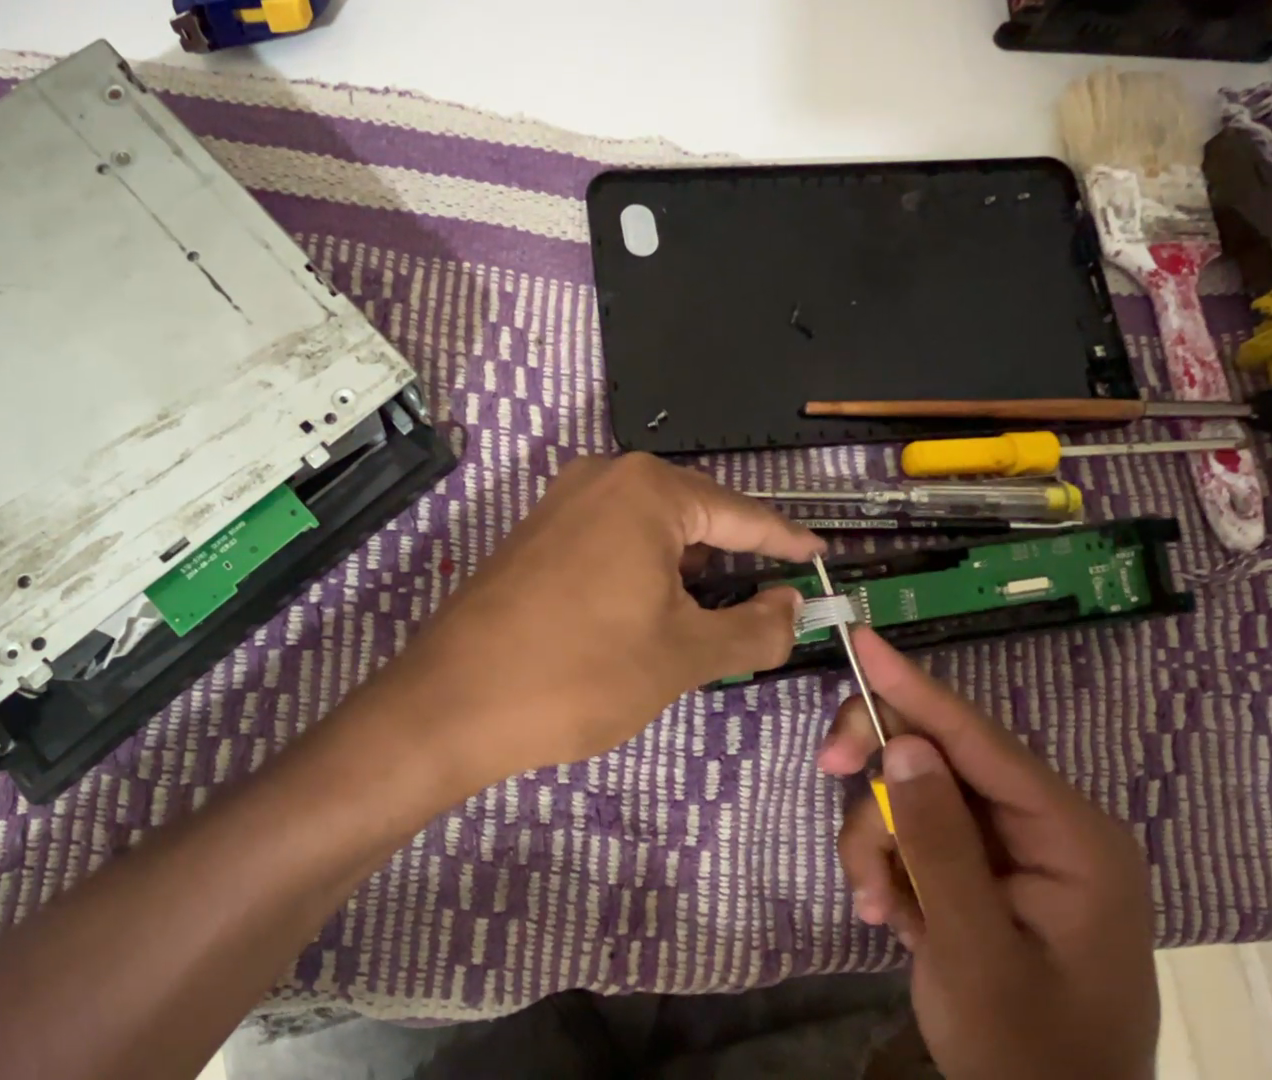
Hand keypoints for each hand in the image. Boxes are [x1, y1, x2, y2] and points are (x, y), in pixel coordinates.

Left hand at [359, 453, 822, 791]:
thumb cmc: (581, 672)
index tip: (820, 560)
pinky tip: (647, 618)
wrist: (451, 703)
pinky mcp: (532, 538)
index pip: (742, 514)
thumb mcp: (684, 656)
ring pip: (647, 534)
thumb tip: (793, 607)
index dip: (785, 543)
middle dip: (732, 563)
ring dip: (684, 575)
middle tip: (767, 609)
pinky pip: (607, 545)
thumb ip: (755, 628)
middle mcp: (600, 479)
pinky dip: (640, 576)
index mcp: (647, 490)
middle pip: (693, 517)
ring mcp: (558, 505)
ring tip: (709, 623)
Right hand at [821, 627, 1157, 1079]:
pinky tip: (890, 911)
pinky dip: (888, 864)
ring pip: (915, 797)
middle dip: (880, 775)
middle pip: (940, 758)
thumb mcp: (976, 952)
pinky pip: (917, 835)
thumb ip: (940, 845)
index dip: (914, 686)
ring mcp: (1013, 849)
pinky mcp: (984, 871)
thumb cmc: (1027, 1049)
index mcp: (1071, 837)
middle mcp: (1045, 826)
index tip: (861, 639)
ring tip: (878, 905)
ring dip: (878, 840)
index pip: (979, 740)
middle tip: (828, 775)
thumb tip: (905, 744)